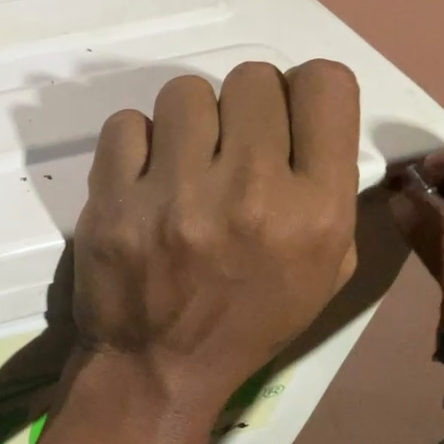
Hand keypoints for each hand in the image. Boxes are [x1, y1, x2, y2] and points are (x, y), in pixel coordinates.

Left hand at [71, 60, 360, 421]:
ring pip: (185, 92)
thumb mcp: (327, 270)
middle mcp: (251, 192)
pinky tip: (141, 178)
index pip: (326, 83)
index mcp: (316, 211)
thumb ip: (330, 189)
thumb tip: (308, 121)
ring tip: (181, 164)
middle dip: (243, 105)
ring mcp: (175, 195)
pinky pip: (126, 122)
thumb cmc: (247, 321)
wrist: (157, 366)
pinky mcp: (114, 199)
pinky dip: (135, 143)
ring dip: (186, 121)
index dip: (304, 91)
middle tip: (227, 147)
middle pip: (252, 77)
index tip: (284, 117)